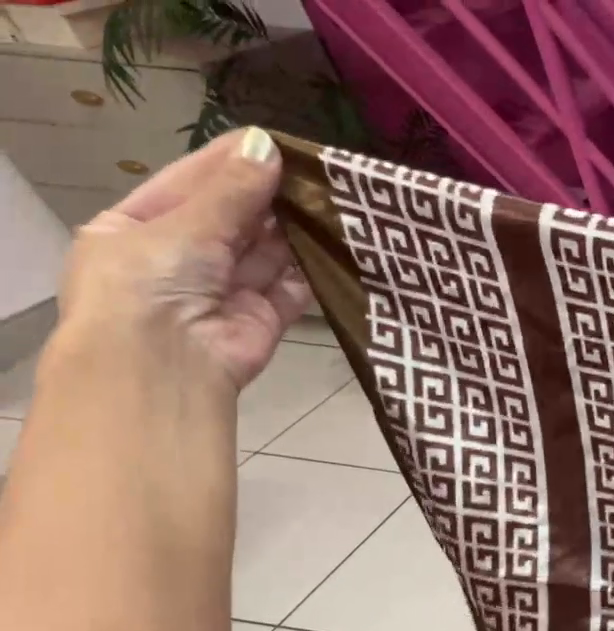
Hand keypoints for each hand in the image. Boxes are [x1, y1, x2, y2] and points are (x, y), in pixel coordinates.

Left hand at [53, 127, 308, 392]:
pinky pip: (291, 288)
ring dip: (293, 231)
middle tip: (314, 173)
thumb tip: (266, 145)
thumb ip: (231, 192)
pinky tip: (336, 247)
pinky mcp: (264, 317)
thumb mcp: (182, 226)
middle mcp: (182, 257)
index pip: (189, 185)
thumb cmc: (148, 284)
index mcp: (138, 228)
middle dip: (269, 198)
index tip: (270, 143)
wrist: (164, 365)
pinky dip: (311, 270)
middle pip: (233, 219)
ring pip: (265, 252)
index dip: (229, 164)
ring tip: (333, 203)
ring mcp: (224, 289)